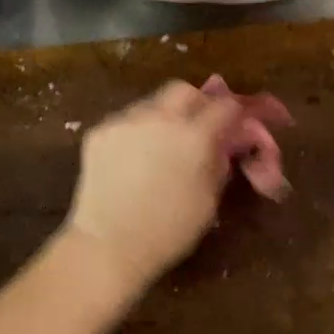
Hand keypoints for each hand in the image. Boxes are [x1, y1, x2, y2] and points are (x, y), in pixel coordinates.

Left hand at [60, 81, 242, 289]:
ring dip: (163, 116)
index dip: (233, 110)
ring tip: (162, 145)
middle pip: (182, 90)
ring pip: (150, 103)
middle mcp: (158, 118)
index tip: (234, 120)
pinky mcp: (99, 130)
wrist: (108, 243)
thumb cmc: (168, 231)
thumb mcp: (208, 201)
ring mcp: (124, 121)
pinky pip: (125, 122)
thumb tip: (221, 144)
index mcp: (192, 136)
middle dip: (196, 102)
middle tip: (198, 124)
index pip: (223, 106)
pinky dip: (136, 132)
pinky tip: (133, 158)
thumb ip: (218, 163)